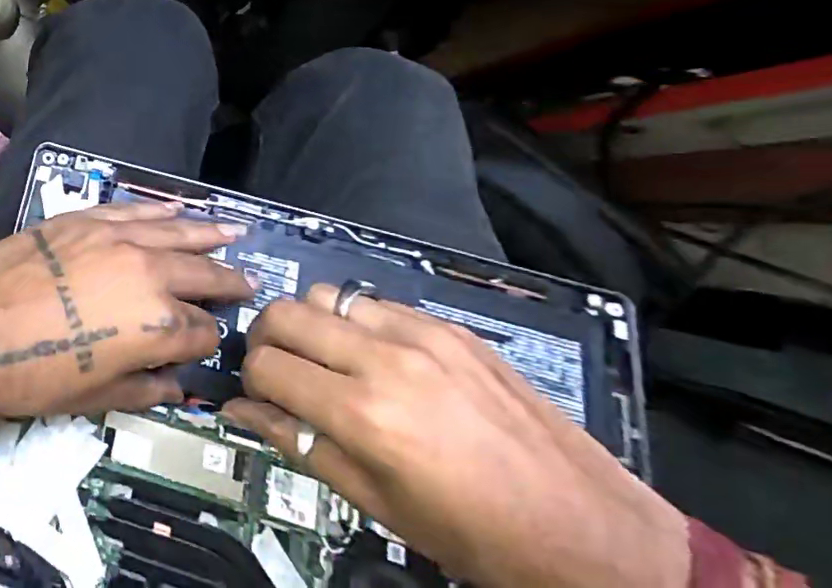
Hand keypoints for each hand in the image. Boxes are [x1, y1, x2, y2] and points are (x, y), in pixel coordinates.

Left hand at [0, 201, 255, 418]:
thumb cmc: (28, 377)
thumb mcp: (91, 398)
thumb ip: (143, 389)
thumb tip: (176, 387)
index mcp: (156, 325)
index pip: (200, 331)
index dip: (207, 340)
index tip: (207, 343)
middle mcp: (148, 273)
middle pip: (202, 275)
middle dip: (228, 283)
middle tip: (248, 283)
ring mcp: (117, 239)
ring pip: (177, 232)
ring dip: (209, 234)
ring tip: (235, 232)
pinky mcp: (87, 220)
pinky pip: (135, 210)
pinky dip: (160, 210)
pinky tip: (178, 208)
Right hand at [221, 284, 688, 587]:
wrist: (588, 529)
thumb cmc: (475, 535)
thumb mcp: (378, 505)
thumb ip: (300, 445)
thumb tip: (242, 410)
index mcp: (364, 417)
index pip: (268, 366)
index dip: (251, 380)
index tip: (259, 396)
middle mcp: (385, 360)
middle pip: (286, 312)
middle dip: (266, 337)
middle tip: (278, 370)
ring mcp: (421, 333)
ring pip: (326, 295)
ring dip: (311, 323)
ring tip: (326, 359)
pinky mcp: (449, 325)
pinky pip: (376, 302)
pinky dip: (357, 323)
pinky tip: (376, 357)